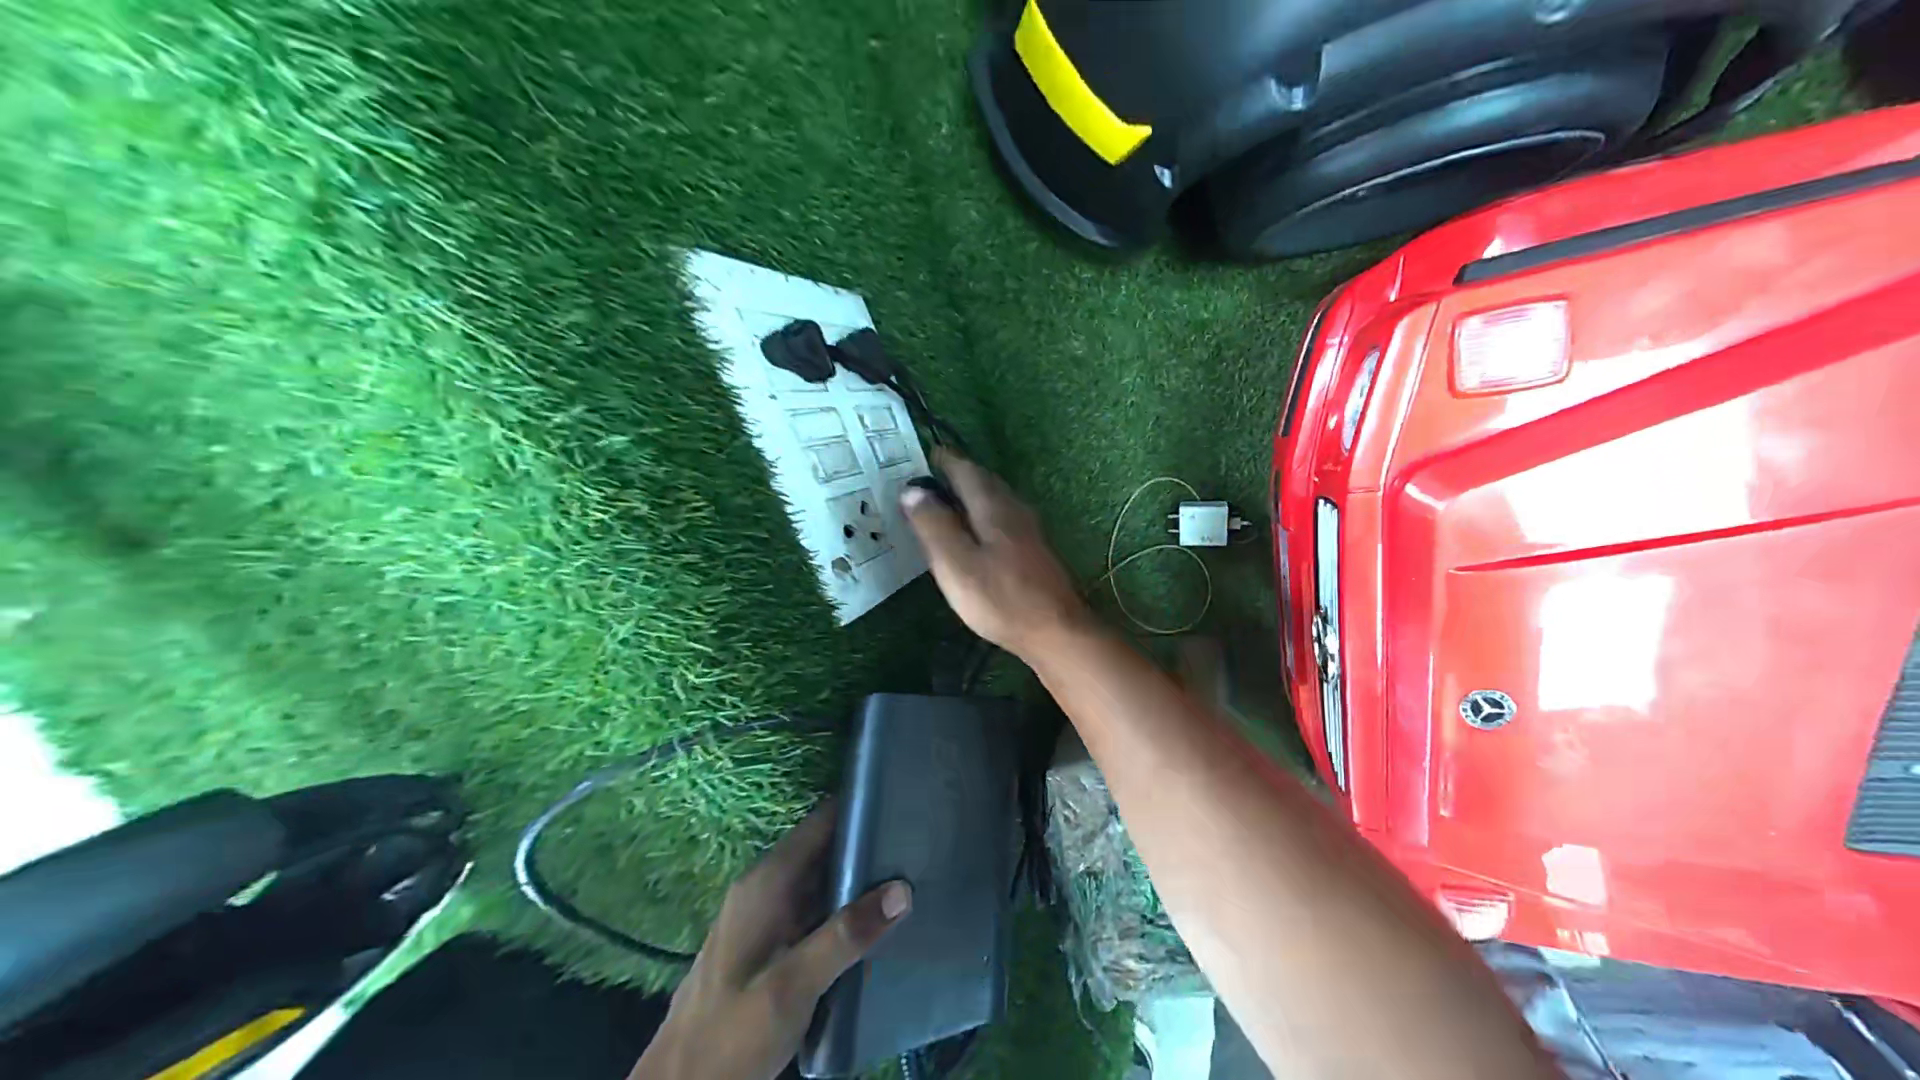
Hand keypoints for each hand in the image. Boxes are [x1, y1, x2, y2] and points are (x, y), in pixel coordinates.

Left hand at [631, 803, 911, 1079]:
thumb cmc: (733, 1033)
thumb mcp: (793, 985)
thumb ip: (846, 936)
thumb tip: (902, 890)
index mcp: (767, 881)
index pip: (821, 822)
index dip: (860, 807)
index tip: (903, 805)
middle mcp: (765, 887)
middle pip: (824, 848)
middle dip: (867, 844)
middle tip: (918, 848)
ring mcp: (765, 915)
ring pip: (821, 880)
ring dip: (859, 879)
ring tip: (911, 877)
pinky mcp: (770, 942)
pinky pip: (814, 909)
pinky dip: (844, 908)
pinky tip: (875, 923)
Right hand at [900, 450, 1093, 660]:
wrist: (1056, 631)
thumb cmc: (1000, 599)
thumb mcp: (955, 563)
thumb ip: (934, 525)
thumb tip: (912, 489)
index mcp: (993, 507)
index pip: (965, 471)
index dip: (944, 461)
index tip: (925, 455)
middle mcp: (1014, 509)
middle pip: (984, 481)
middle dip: (959, 474)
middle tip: (933, 476)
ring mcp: (1028, 530)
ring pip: (996, 499)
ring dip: (973, 494)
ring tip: (950, 500)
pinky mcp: (1034, 550)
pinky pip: (1003, 517)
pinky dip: (984, 514)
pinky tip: (977, 531)